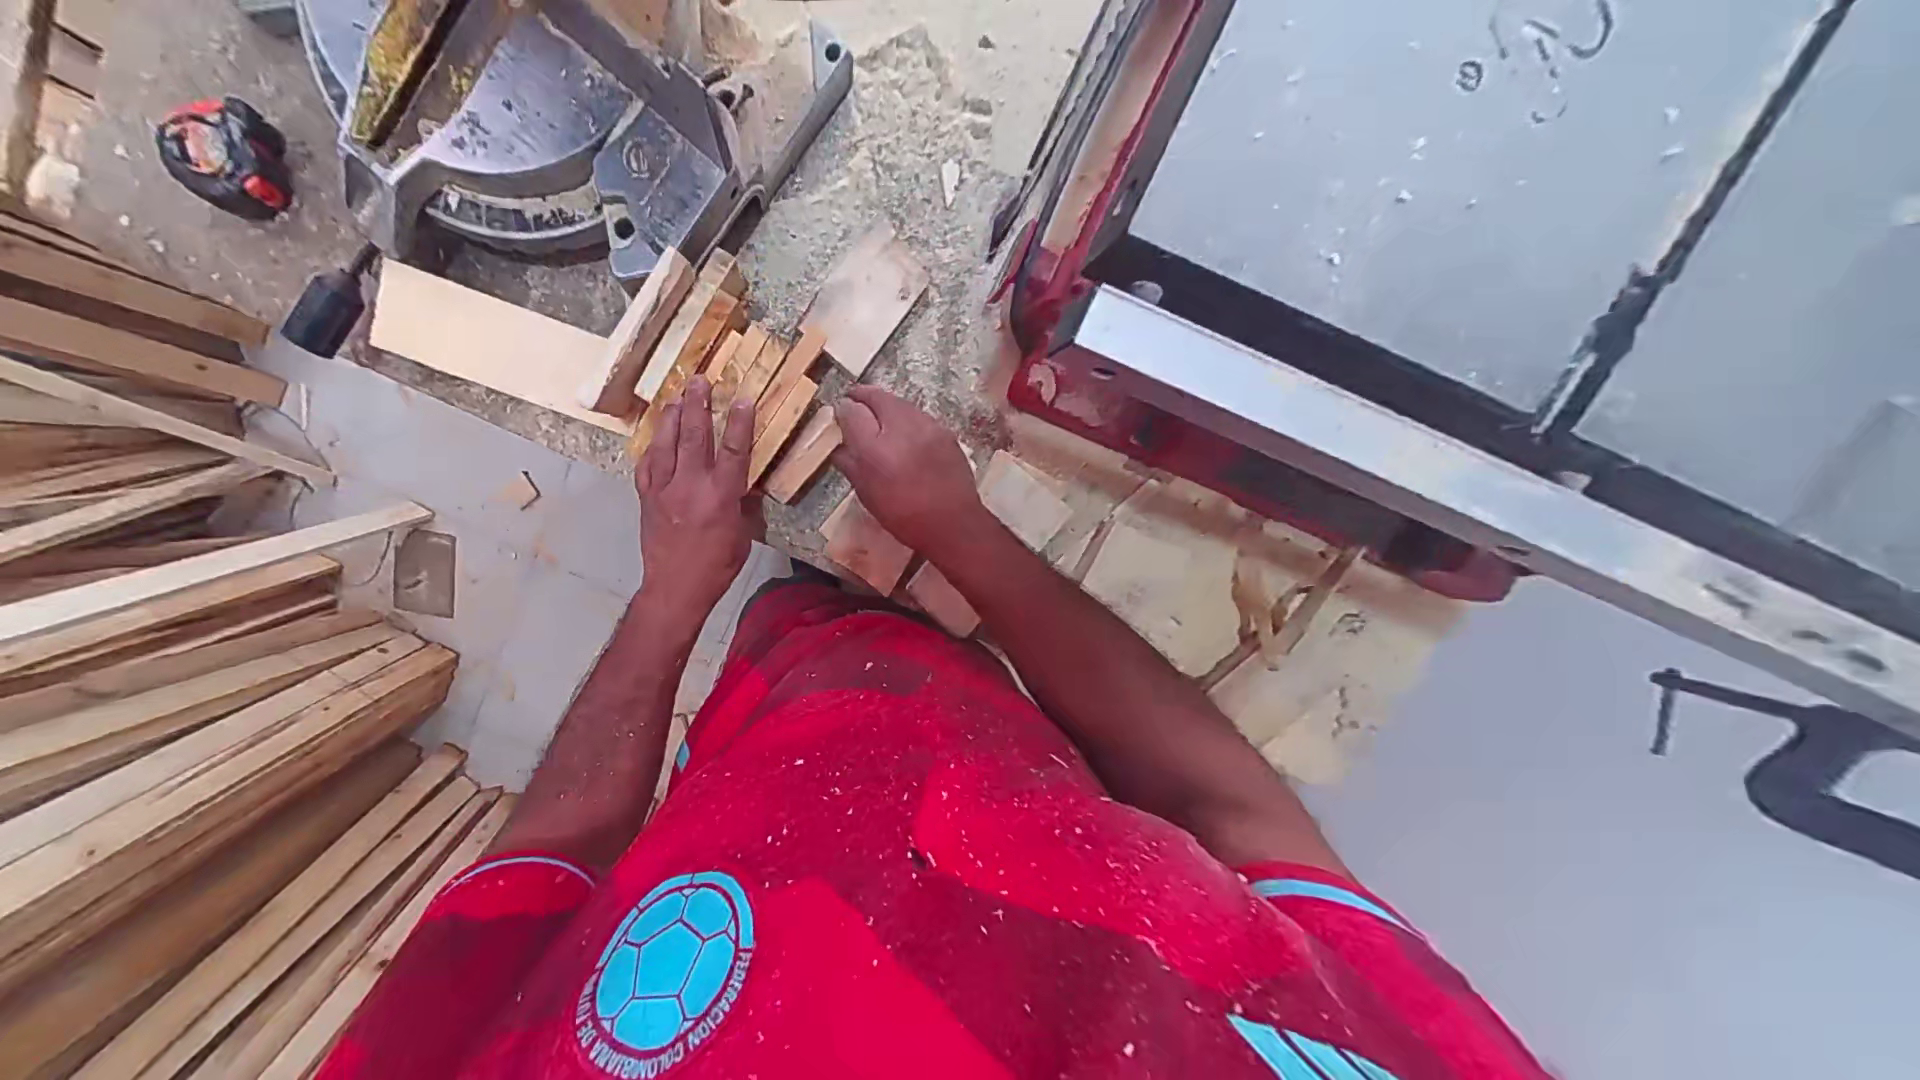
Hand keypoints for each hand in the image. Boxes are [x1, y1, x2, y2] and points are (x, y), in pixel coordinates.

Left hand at [636, 377, 757, 624]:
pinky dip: (653, 446)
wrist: (676, 588)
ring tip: (677, 396)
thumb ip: (741, 505)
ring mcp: (664, 490)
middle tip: (699, 380)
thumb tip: (743, 485)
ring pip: (666, 443)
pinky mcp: (646, 497)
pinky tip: (658, 435)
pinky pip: (648, 464)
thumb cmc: (717, 566)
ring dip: (672, 417)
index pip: (734, 451)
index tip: (743, 398)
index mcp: (721, 497)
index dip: (740, 423)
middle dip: (698, 405)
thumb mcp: (741, 535)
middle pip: (694, 436)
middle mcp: (691, 486)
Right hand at [832, 385, 986, 556]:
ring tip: (880, 419)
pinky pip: (920, 417)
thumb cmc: (903, 516)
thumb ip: (850, 463)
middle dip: (864, 397)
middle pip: (878, 397)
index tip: (840, 413)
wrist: (953, 523)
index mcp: (875, 448)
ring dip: (887, 406)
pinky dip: (907, 419)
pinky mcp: (946, 432)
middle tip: (856, 402)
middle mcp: (902, 428)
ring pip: (901, 404)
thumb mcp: (867, 493)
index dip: (843, 409)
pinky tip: (906, 435)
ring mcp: (928, 427)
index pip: (851, 410)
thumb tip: (839, 445)